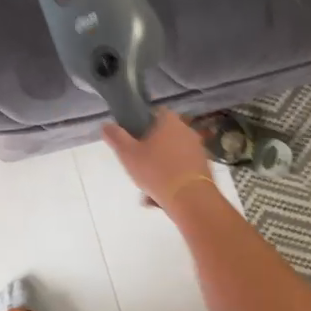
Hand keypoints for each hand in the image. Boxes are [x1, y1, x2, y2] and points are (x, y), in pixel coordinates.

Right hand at [101, 110, 216, 209]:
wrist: (190, 198)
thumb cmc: (156, 171)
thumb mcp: (128, 154)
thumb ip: (116, 137)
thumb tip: (106, 126)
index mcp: (170, 121)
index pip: (155, 112)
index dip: (142, 123)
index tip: (132, 138)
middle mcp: (187, 130)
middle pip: (163, 136)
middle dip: (150, 151)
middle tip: (138, 166)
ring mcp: (198, 149)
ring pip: (172, 156)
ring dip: (159, 169)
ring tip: (147, 190)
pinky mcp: (204, 168)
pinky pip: (182, 171)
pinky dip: (172, 180)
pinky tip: (161, 198)